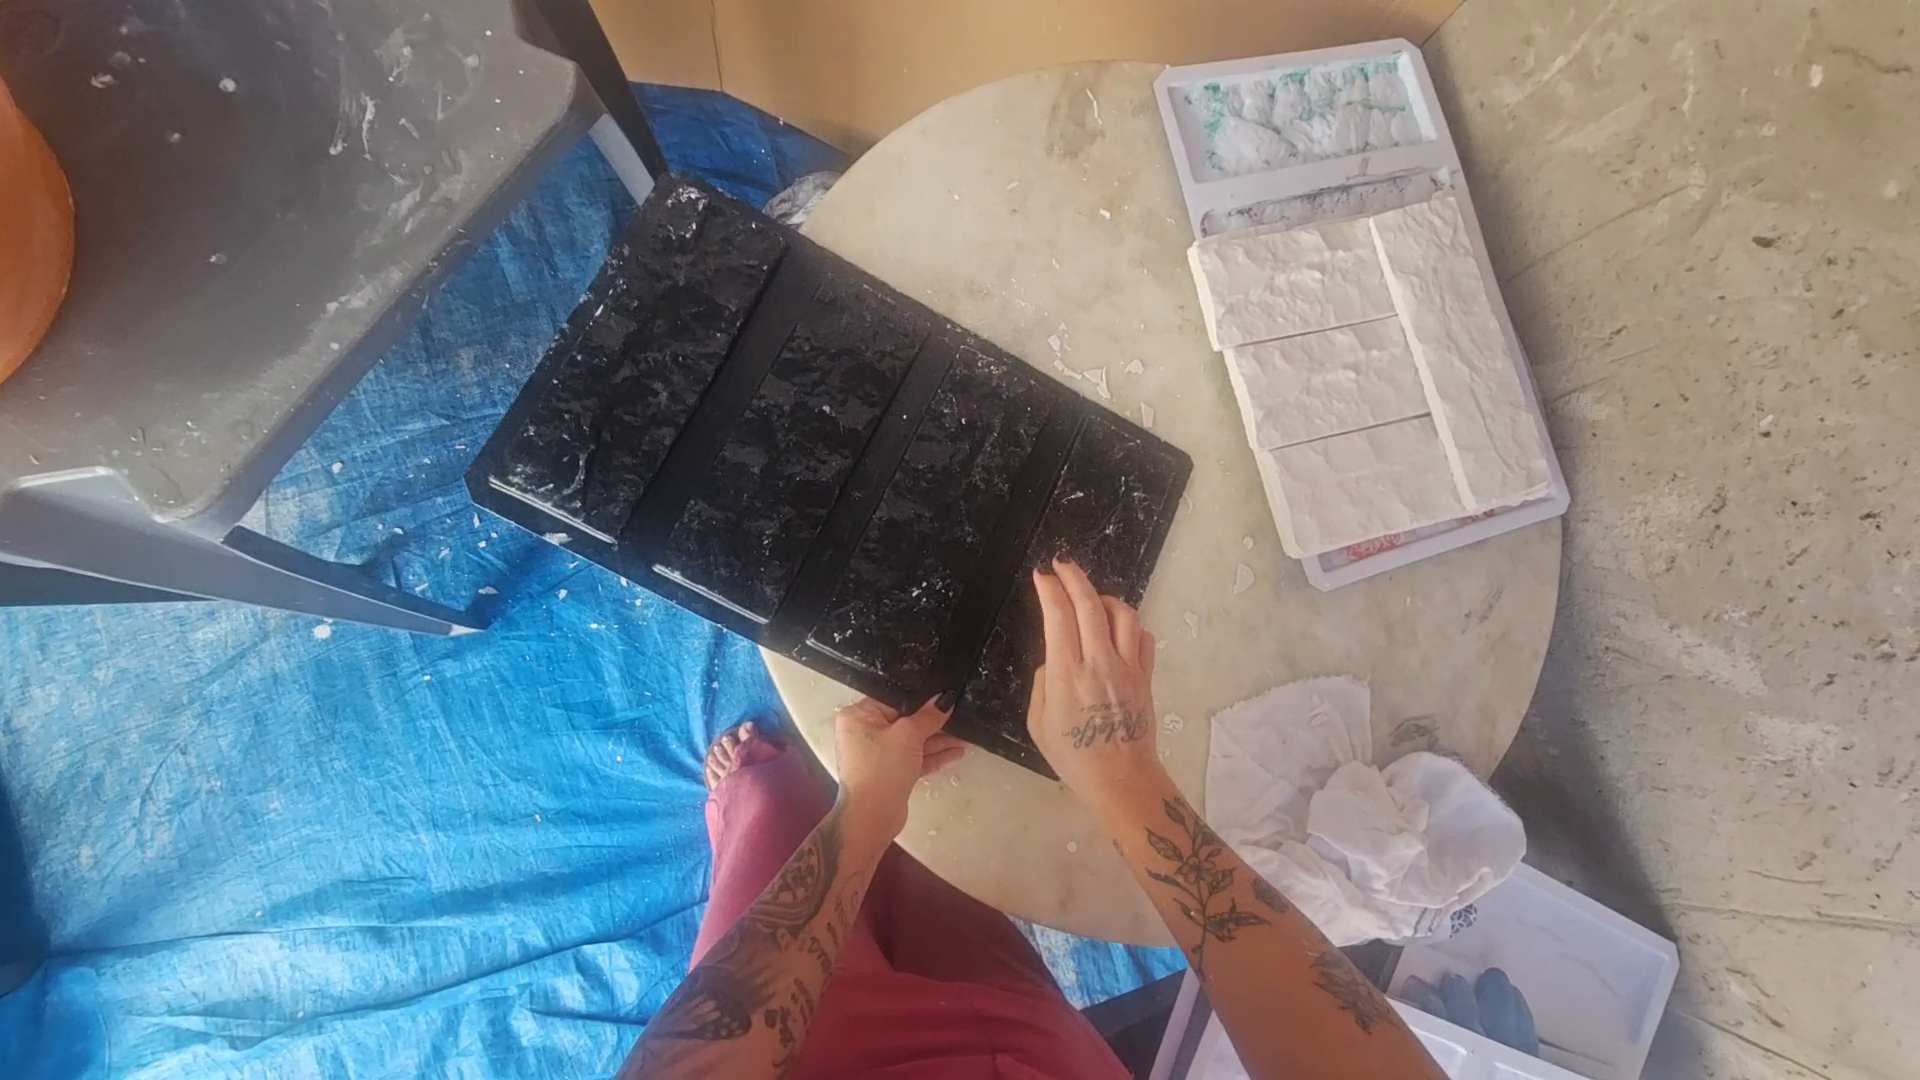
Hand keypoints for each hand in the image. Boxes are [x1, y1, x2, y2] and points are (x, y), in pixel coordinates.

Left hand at [833, 696, 966, 850]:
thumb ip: (929, 716)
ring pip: (912, 741)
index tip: (944, 694)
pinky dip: (933, 756)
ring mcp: (878, 754)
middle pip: (904, 719)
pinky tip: (956, 752)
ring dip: (937, 740)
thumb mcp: (908, 735)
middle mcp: (864, 733)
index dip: (920, 697)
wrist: (872, 818)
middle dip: (932, 721)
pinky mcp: (890, 772)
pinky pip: (914, 758)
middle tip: (957, 713)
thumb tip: (945, 698)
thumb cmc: (881, 769)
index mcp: (858, 716)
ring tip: (965, 735)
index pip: (893, 699)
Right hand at [1027, 558, 1165, 819]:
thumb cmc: (1073, 758)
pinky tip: (1116, 629)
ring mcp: (1128, 668)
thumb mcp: (1038, 723)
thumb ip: (1043, 682)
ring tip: (1091, 599)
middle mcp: (1100, 663)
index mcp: (1067, 674)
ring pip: (1123, 614)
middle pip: (1090, 604)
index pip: (1058, 615)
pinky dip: (1129, 624)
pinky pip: (1143, 637)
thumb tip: (1055, 658)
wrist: (1121, 781)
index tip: (1041, 575)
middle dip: (1074, 577)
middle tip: (1062, 565)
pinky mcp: (1146, 676)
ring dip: (1104, 597)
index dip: (1049, 588)